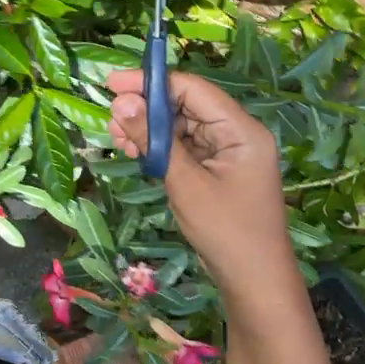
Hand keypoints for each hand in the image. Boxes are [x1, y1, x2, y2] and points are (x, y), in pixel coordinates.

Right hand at [106, 68, 294, 298]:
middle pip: (184, 104)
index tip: (111, 83)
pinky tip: (133, 150)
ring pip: (178, 124)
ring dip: (146, 128)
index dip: (151, 82)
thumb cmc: (225, 230)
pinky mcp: (215, 168)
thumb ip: (153, 139)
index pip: (192, 89)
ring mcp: (226, 151)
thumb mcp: (184, 181)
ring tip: (117, 138)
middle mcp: (236, 133)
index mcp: (241, 130)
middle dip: (145, 108)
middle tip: (110, 118)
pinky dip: (156, 146)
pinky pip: (182, 145)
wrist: (254, 281)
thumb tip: (121, 101)